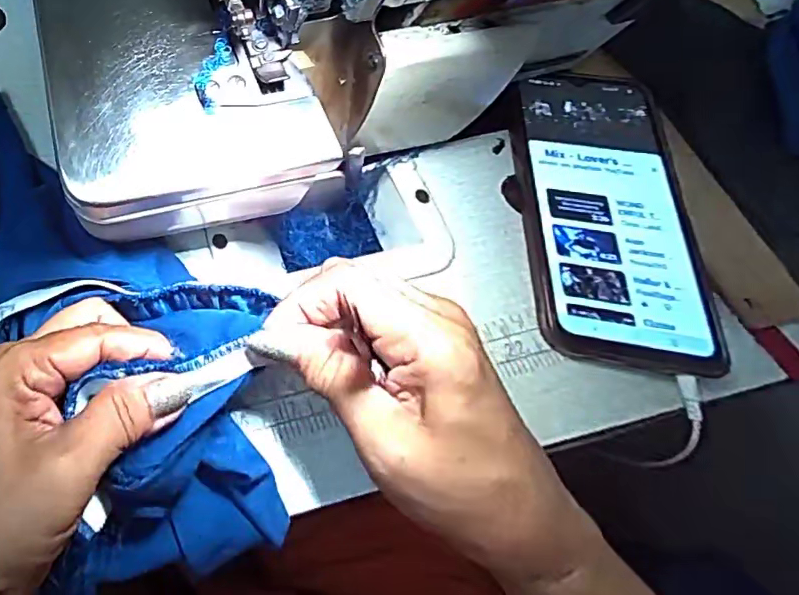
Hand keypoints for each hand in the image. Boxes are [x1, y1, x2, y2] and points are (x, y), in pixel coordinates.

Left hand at [0, 299, 173, 594]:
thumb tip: (171, 384)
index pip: (91, 335)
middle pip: (84, 331)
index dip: (140, 344)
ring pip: (80, 358)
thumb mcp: (68, 468)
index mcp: (18, 364)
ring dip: (117, 371)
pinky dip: (103, 393)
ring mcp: (18, 391)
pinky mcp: (25, 418)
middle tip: (168, 374)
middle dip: (127, 346)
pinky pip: (72, 386)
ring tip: (153, 392)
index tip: (184, 364)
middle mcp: (17, 365)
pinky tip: (124, 412)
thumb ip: (120, 417)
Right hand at [264, 261, 650, 594]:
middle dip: (309, 310)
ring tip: (319, 365)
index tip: (275, 341)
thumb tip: (285, 338)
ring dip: (327, 320)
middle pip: (349, 277)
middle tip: (290, 353)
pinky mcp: (433, 331)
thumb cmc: (467, 493)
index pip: (344, 282)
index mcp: (431, 336)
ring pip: (358, 289)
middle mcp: (438, 314)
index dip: (299, 305)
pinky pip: (374, 307)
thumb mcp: (384, 441)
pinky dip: (347, 328)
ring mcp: (439, 319)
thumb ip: (331, 377)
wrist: (524, 521)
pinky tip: (346, 363)